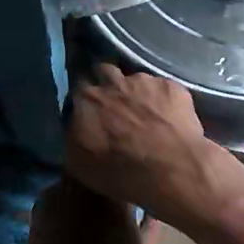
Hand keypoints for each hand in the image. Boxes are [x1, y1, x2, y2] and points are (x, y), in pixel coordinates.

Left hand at [26, 176, 159, 243]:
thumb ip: (152, 224)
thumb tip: (156, 205)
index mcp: (115, 192)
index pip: (126, 168)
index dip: (133, 173)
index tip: (139, 181)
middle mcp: (85, 183)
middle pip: (99, 166)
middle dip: (108, 174)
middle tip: (117, 190)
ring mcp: (59, 189)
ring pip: (77, 176)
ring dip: (87, 186)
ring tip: (95, 205)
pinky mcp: (41, 202)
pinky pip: (60, 191)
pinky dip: (69, 198)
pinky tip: (74, 216)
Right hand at [65, 64, 215, 221]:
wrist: (172, 171)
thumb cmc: (120, 172)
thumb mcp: (78, 163)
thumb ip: (71, 135)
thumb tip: (73, 124)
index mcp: (86, 99)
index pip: (76, 85)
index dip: (82, 96)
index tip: (85, 108)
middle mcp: (112, 82)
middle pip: (104, 71)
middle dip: (105, 82)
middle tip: (112, 103)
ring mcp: (144, 81)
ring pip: (134, 78)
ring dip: (134, 90)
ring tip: (143, 112)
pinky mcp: (172, 87)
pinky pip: (161, 88)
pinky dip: (161, 99)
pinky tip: (167, 117)